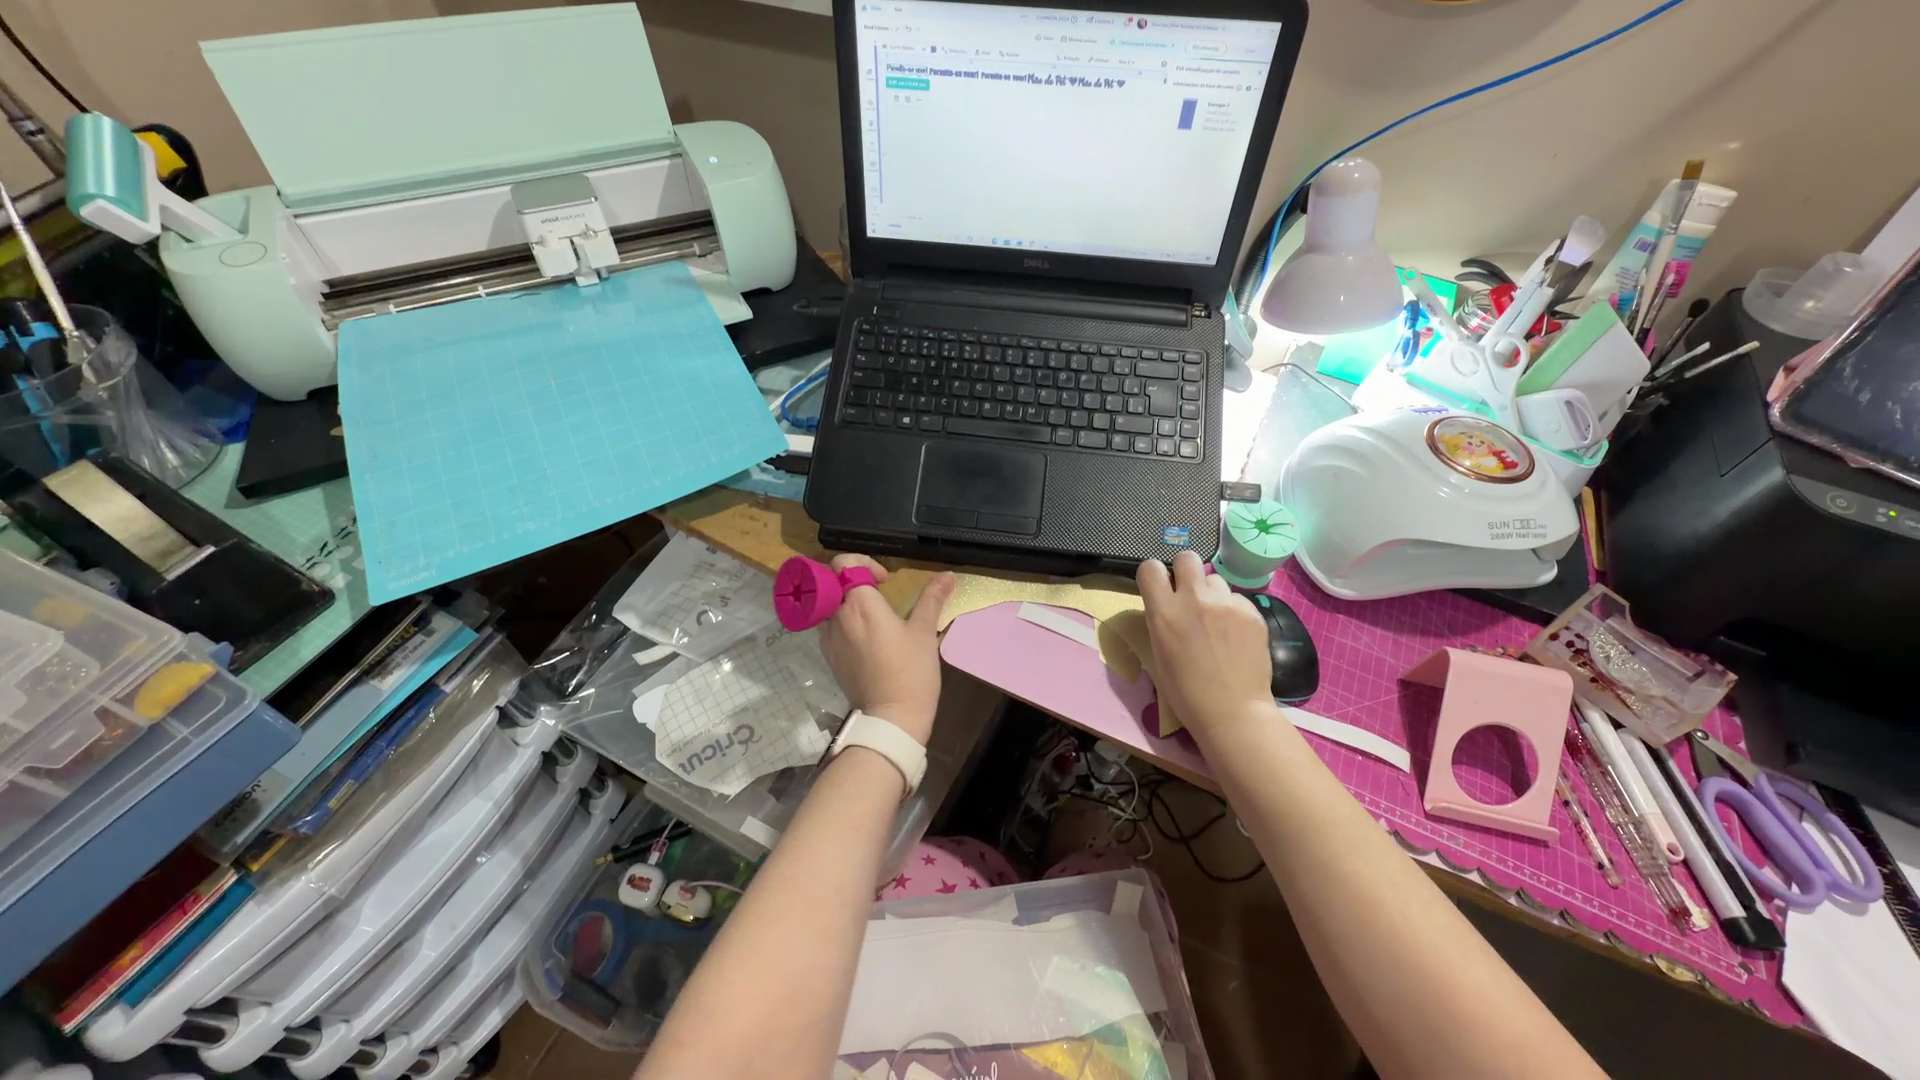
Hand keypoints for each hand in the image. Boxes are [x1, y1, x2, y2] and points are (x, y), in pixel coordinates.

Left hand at [817, 554, 955, 743]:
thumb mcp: (925, 631)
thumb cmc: (912, 671)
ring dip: (844, 601)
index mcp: (860, 604)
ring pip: (826, 604)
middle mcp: (837, 616)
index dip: (863, 562)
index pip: (844, 563)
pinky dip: (841, 622)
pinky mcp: (828, 656)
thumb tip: (948, 575)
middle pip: (831, 581)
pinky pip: (828, 626)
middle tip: (877, 593)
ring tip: (871, 615)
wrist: (892, 717)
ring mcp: (828, 637)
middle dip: (853, 580)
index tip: (884, 580)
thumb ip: (932, 598)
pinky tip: (864, 637)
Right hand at [1136, 551, 1274, 737]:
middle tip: (1189, 595)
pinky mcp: (1251, 612)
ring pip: (1215, 580)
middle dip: (1185, 572)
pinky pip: (1238, 599)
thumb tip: (1167, 606)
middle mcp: (1193, 599)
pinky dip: (1234, 612)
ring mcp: (1226, 603)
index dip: (1154, 575)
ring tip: (1216, 622)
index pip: (1150, 567)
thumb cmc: (1186, 692)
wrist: (1232, 711)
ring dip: (1212, 595)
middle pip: (1187, 557)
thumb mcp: (1159, 653)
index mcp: (1163, 612)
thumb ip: (1160, 620)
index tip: (1160, 588)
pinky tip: (1236, 636)